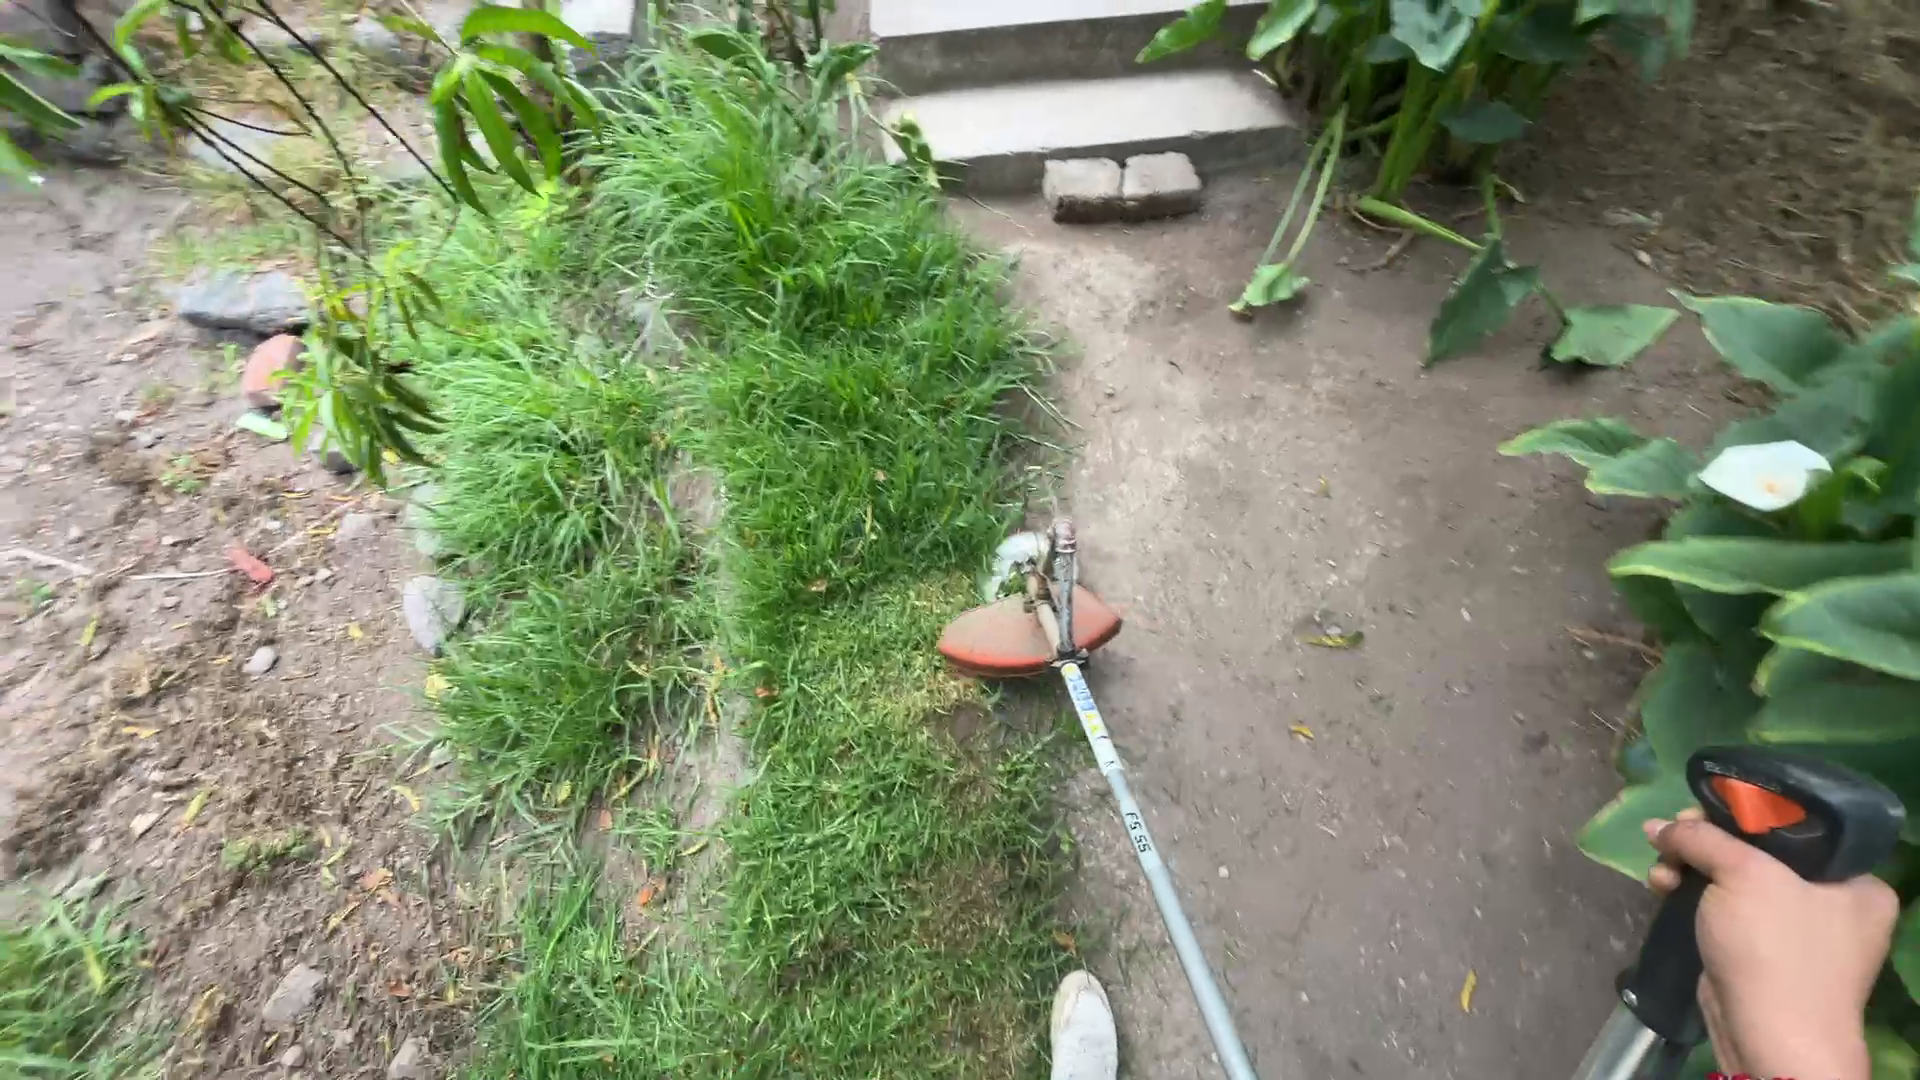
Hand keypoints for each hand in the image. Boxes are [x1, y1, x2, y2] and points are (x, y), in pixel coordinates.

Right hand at [1643, 811, 1894, 1079]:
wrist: (1769, 1029)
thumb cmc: (1775, 947)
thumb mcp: (1742, 874)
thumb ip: (1700, 837)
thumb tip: (1657, 826)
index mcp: (1854, 882)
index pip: (1791, 826)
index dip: (1737, 814)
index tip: (1696, 817)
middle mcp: (1829, 899)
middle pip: (1749, 846)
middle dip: (1699, 843)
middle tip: (1669, 844)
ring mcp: (1792, 923)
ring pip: (1725, 871)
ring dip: (1684, 865)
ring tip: (1661, 875)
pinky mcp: (1757, 940)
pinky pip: (1716, 898)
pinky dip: (1686, 889)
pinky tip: (1662, 889)